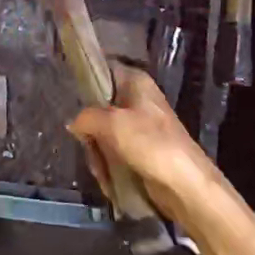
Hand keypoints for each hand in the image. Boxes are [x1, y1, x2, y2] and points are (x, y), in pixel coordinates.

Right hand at [68, 64, 221, 222]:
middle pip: (99, 106)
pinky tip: (108, 176)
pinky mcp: (141, 150)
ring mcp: (140, 126)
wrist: (185, 185)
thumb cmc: (150, 144)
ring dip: (98, 151)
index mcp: (136, 82)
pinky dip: (108, 164)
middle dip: (90, 128)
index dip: (84, 81)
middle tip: (87, 143)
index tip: (69, 98)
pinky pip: (114, 151)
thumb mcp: (112, 123)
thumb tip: (73, 123)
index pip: (103, 70)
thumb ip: (86, 117)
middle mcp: (138, 99)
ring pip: (104, 132)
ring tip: (100, 167)